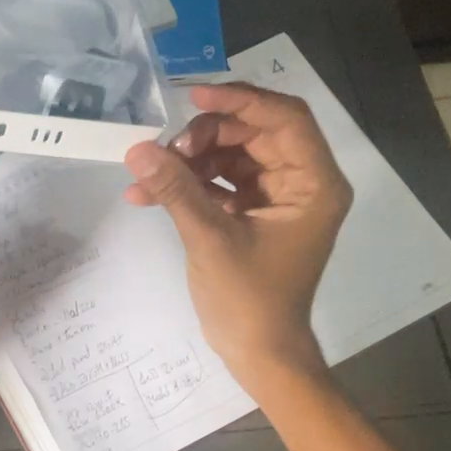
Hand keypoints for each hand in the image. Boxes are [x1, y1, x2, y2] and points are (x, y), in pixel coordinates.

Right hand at [123, 83, 351, 381]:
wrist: (258, 352)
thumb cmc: (250, 299)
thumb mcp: (210, 238)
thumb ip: (175, 189)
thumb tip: (137, 149)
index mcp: (314, 183)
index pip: (284, 119)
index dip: (240, 100)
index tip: (192, 97)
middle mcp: (300, 182)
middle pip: (253, 133)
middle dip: (205, 136)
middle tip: (167, 150)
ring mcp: (275, 197)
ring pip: (231, 155)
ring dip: (189, 160)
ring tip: (150, 177)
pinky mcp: (250, 213)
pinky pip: (218, 182)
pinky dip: (186, 184)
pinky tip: (146, 194)